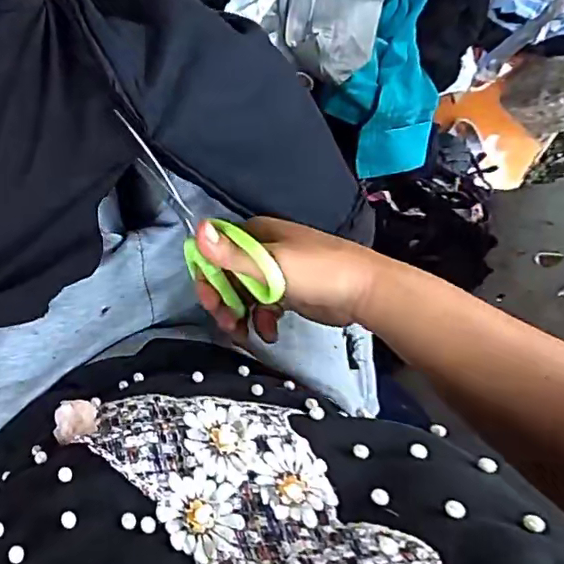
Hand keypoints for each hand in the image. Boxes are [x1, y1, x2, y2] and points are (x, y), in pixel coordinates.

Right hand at [192, 217, 390, 343]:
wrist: (366, 292)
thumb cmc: (318, 273)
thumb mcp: (270, 265)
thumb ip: (231, 254)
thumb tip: (197, 229)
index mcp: (256, 233)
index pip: (216, 250)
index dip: (208, 276)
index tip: (211, 300)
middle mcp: (263, 249)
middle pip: (226, 275)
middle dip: (223, 301)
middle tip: (227, 322)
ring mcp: (275, 271)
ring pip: (242, 294)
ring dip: (239, 315)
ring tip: (245, 334)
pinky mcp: (287, 292)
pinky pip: (261, 306)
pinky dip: (260, 320)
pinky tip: (269, 333)